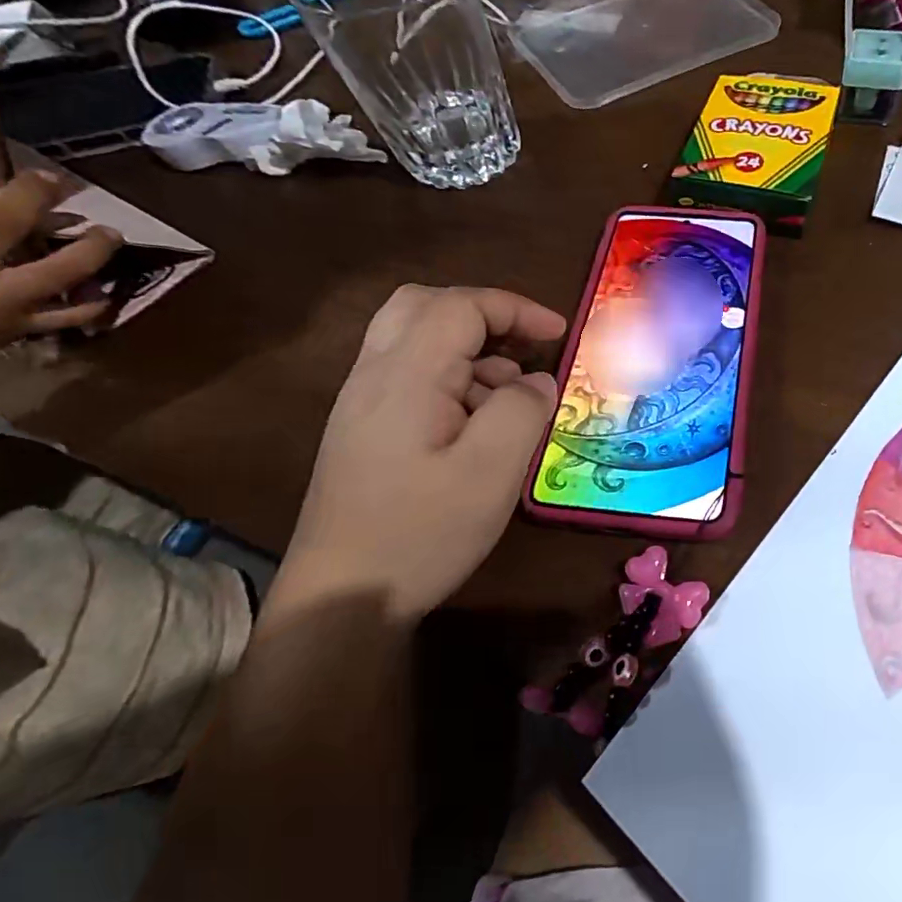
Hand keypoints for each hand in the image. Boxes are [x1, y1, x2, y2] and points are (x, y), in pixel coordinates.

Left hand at [282, 285, 564, 619]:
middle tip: (524, 346)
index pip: (459, 306)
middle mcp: (374, 375)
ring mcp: (360, 402)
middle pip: (425, 306)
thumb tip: (537, 381)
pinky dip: (451, 378)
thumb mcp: (491, 472)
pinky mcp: (361, 430)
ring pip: (415, 340)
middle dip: (484, 315)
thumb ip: (522, 411)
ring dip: (470, 350)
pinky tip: (476, 425)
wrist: (341, 595)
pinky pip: (408, 376)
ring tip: (511, 397)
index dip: (515, 308)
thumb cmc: (422, 532)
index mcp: (405, 375)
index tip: (559, 334)